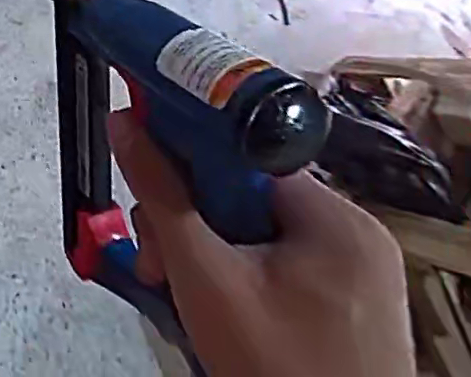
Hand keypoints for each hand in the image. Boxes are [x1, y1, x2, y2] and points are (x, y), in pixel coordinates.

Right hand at [109, 111, 414, 376]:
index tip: (140, 159)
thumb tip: (121, 118)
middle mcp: (349, 232)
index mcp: (334, 218)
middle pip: (237, 187)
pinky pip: (264, 253)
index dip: (183, 147)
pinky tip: (203, 295)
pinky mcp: (340, 297)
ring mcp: (349, 268)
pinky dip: (225, 264)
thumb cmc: (275, 367)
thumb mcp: (202, 275)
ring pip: (244, 221)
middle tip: (156, 255)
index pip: (241, 148)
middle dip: (183, 215)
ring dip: (196, 243)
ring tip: (172, 282)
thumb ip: (159, 191)